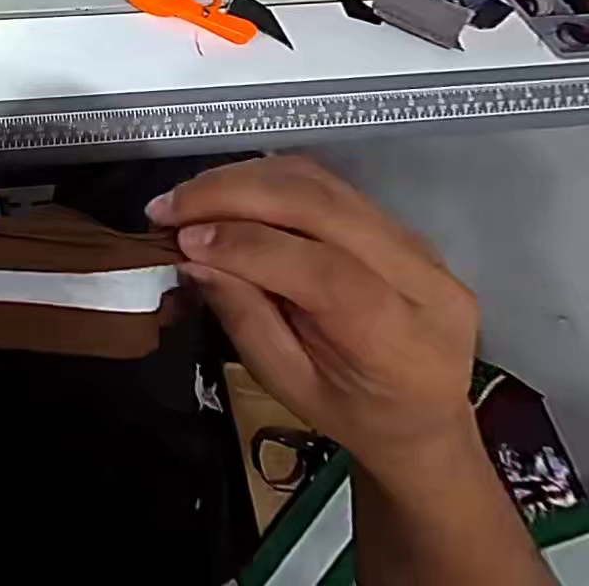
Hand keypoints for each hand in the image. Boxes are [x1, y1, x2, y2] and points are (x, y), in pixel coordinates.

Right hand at [148, 155, 479, 482]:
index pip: (325, 272)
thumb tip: (193, 257)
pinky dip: (259, 176)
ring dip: (238, 179)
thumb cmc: (350, 411)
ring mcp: (410, 239)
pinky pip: (318, 180)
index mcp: (401, 340)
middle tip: (168, 206)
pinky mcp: (388, 218)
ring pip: (315, 181)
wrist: (420, 411)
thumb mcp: (288, 383)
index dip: (247, 246)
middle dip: (230, 195)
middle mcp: (420, 276)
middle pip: (319, 206)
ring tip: (185, 197)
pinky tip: (221, 191)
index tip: (183, 239)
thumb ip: (244, 318)